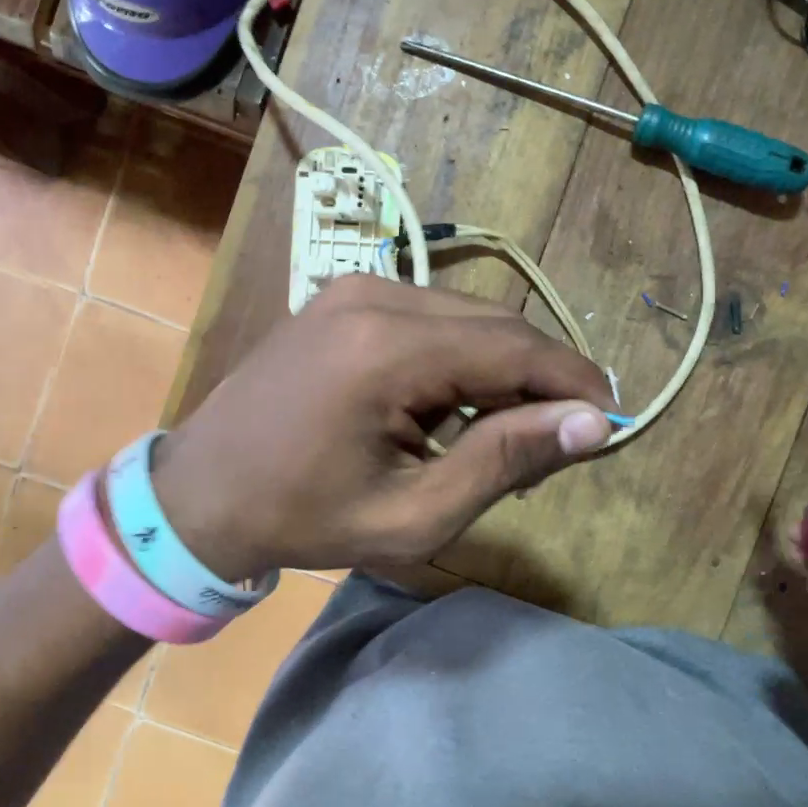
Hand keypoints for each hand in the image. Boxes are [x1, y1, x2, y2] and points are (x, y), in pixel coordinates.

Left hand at [149, 276, 616, 582]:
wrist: (198, 494)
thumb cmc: (303, 519)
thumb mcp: (413, 515)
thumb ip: (504, 462)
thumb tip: (592, 425)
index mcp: (387, 350)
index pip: (517, 348)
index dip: (575, 383)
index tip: (609, 426)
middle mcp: (375, 295)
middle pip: (497, 325)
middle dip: (540, 380)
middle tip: (554, 446)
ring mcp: (355, 287)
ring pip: (468, 318)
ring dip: (501, 371)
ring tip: (500, 438)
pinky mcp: (345, 296)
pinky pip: (431, 318)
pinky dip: (460, 359)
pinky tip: (451, 411)